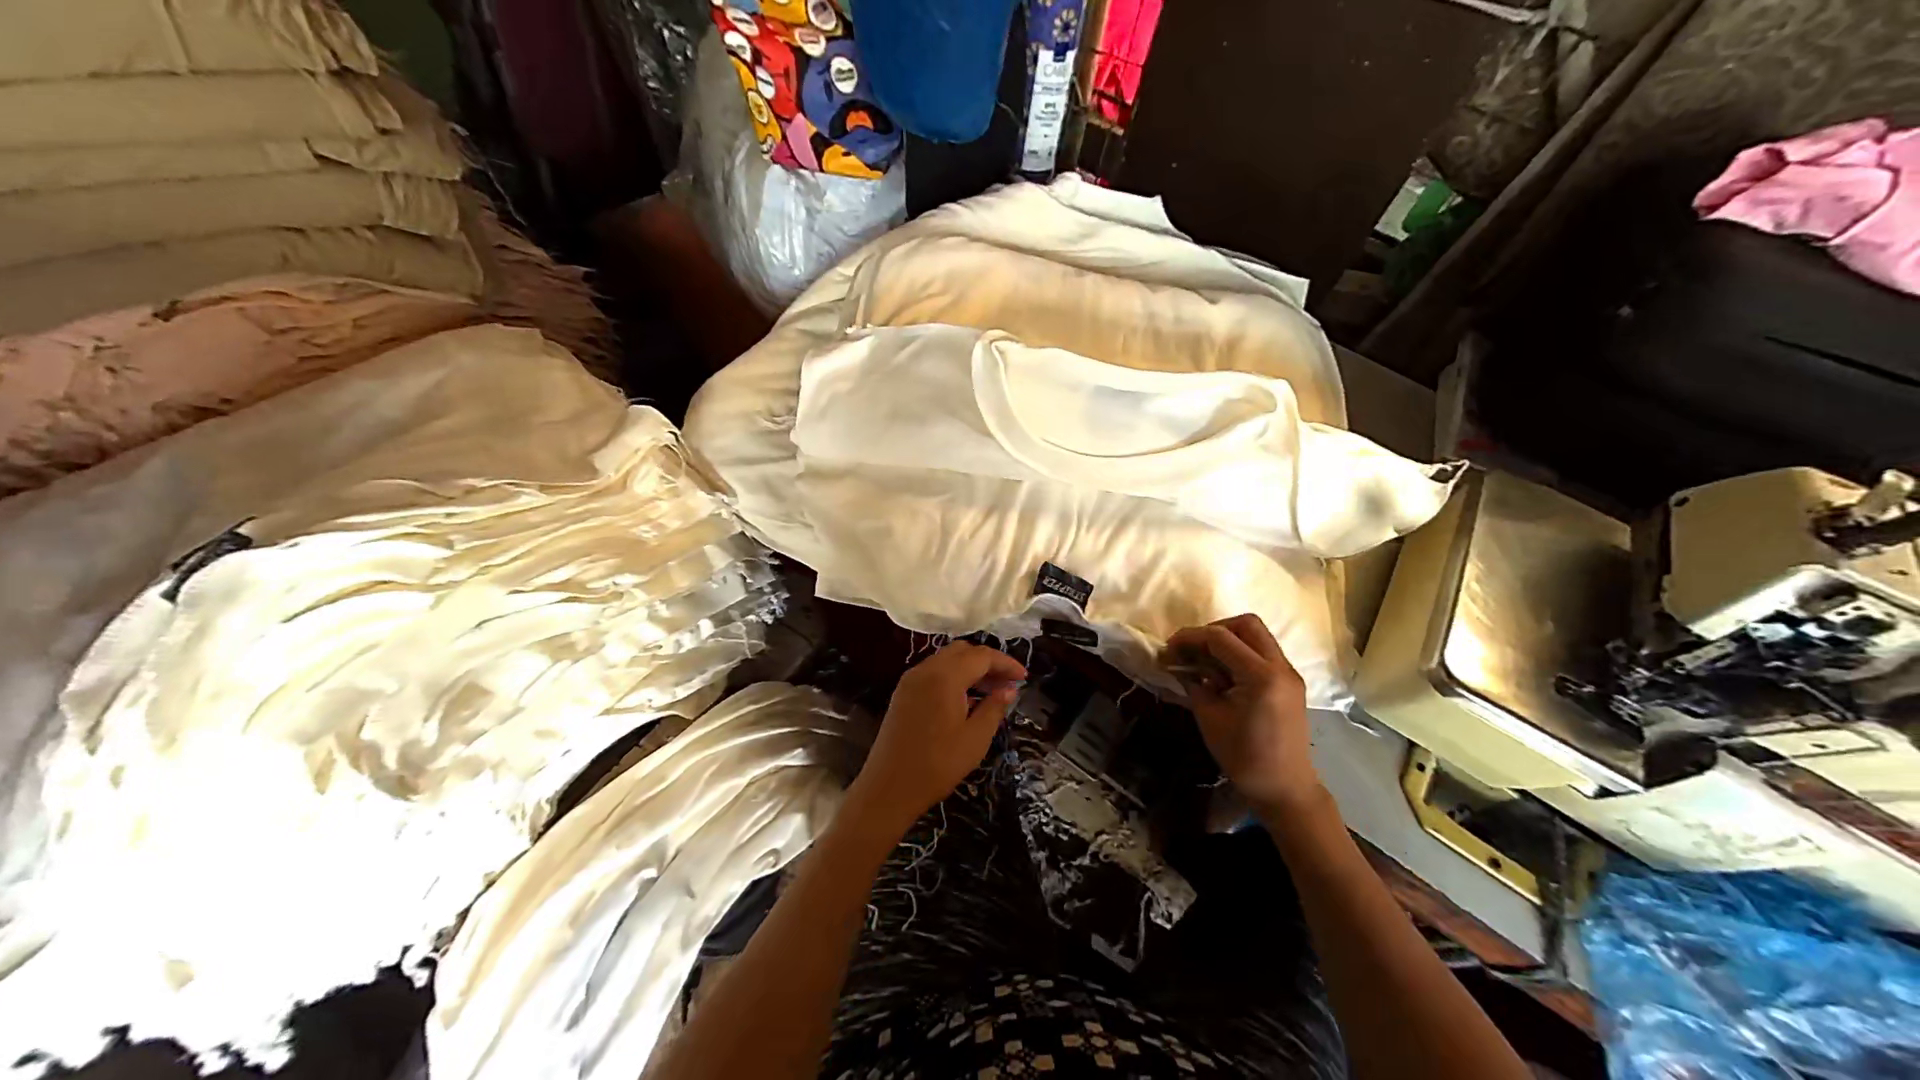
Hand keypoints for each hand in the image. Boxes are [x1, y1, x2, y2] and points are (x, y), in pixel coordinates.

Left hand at [845, 643, 1026, 836]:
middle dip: (987, 662)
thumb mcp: (975, 739)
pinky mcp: (902, 693)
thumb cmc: (937, 765)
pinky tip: (965, 700)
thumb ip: (994, 708)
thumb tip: (1009, 690)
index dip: (1005, 663)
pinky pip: (933, 673)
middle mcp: (925, 670)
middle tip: (1007, 683)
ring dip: (970, 669)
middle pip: (962, 651)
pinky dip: (953, 677)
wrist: (889, 788)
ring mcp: (910, 680)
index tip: (1023, 678)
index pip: (981, 656)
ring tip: (991, 692)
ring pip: (946, 660)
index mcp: (944, 677)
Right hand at [1166, 615, 1327, 817]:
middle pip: (1246, 624)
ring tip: (1203, 661)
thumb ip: (1195, 684)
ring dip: (1227, 640)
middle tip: (1190, 649)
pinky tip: (1221, 674)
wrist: (1285, 789)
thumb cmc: (1244, 758)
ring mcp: (1288, 674)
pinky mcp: (1289, 683)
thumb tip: (1179, 666)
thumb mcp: (1210, 718)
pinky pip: (1262, 653)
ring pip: (1256, 636)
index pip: (1220, 638)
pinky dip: (1239, 653)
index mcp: (1261, 676)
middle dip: (1213, 630)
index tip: (1168, 650)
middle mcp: (1280, 667)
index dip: (1189, 638)